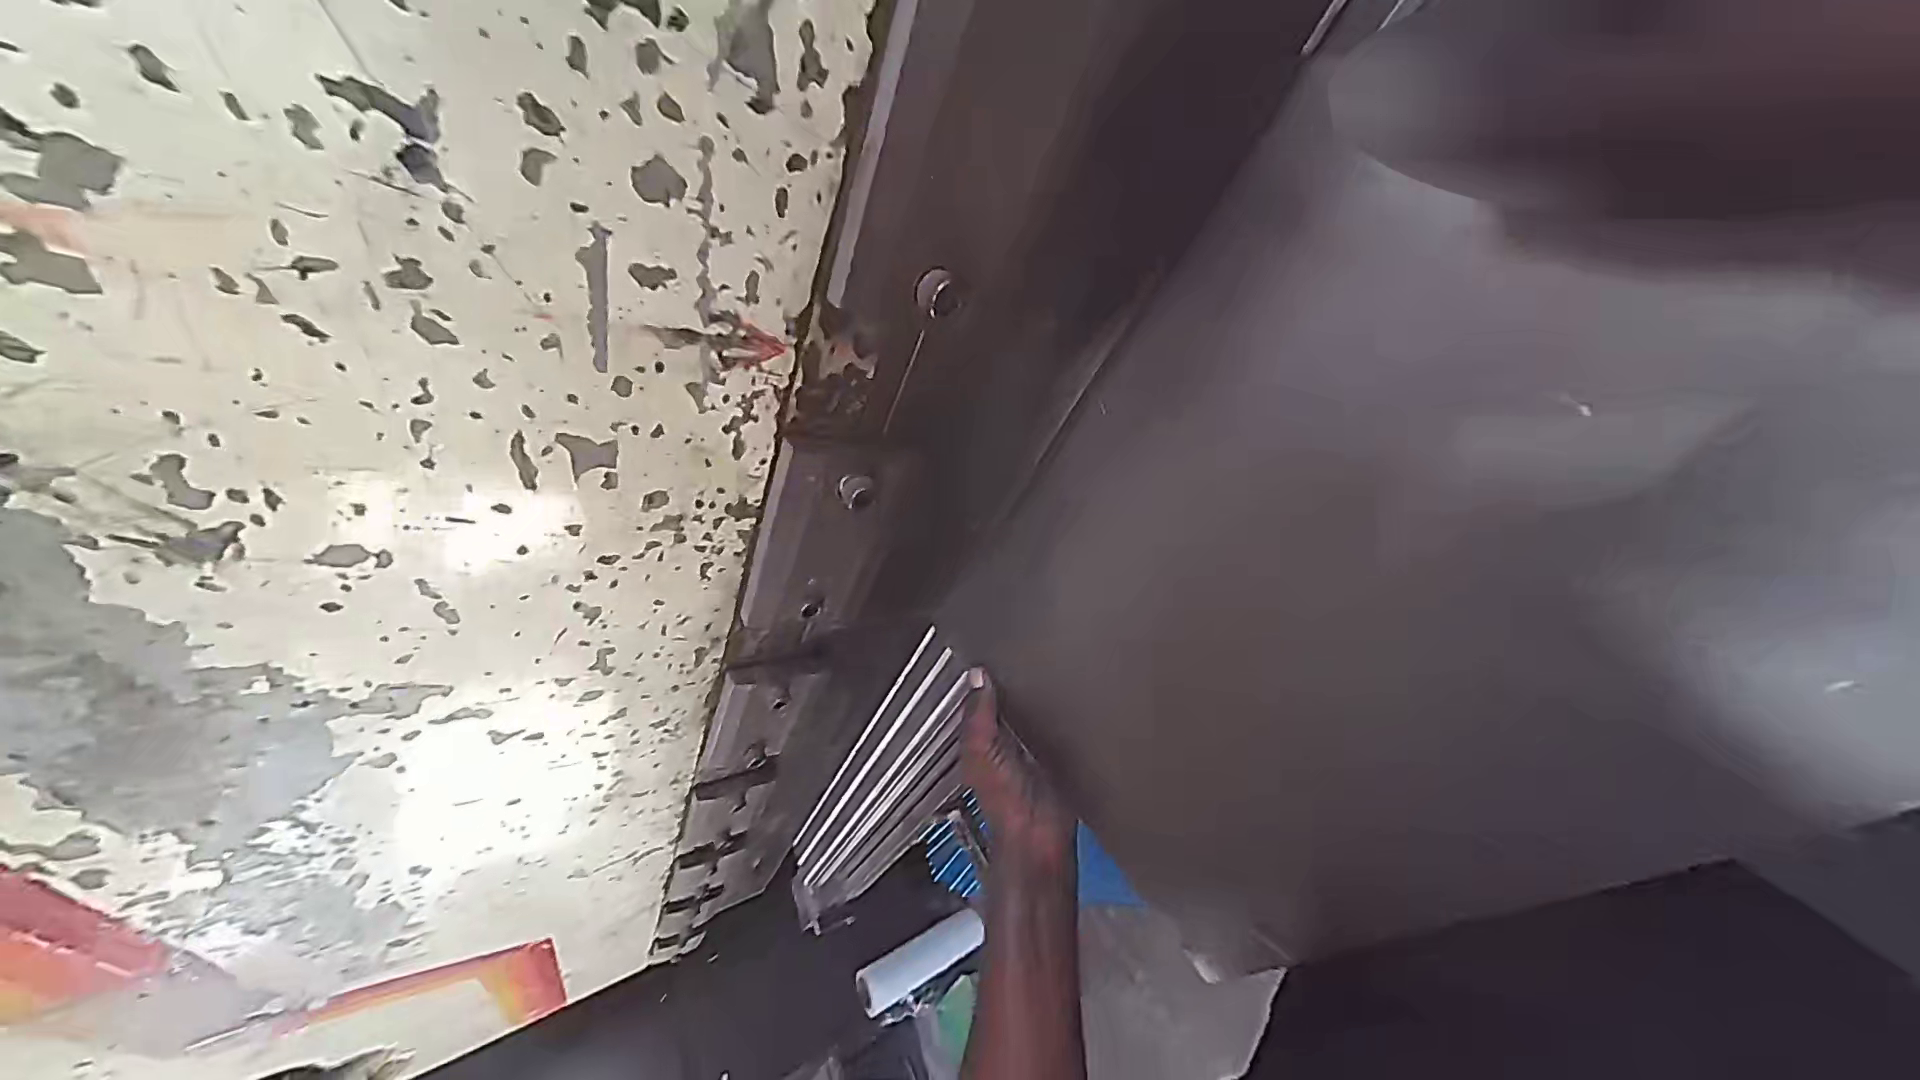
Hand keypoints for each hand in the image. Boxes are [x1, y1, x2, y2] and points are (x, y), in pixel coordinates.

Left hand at [960, 668, 1075, 871]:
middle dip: (1015, 676)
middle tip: (1029, 648)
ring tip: (1050, 661)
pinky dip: (1062, 707)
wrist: (1039, 833)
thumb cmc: (1003, 798)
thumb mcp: (981, 752)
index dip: (986, 673)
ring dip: (1040, 690)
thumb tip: (977, 674)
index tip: (996, 644)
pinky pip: (1058, 720)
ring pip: (1032, 706)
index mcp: (980, 734)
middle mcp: (1004, 735)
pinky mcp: (1058, 748)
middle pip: (1008, 697)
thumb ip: (978, 716)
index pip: (980, 694)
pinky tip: (1070, 690)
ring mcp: (1031, 741)